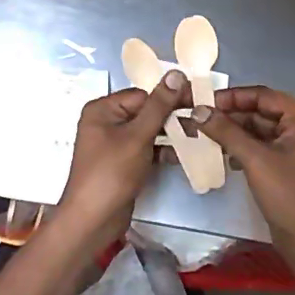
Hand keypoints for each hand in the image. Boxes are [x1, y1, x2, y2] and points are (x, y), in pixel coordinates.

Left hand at [53, 71, 188, 250]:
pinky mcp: (122, 162)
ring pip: (147, 131)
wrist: (93, 220)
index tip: (198, 101)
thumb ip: (159, 105)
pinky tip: (185, 154)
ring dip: (170, 134)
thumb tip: (176, 73)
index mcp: (102, 109)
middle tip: (202, 120)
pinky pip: (145, 149)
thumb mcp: (138, 136)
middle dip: (171, 117)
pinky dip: (161, 151)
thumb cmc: (112, 173)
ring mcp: (113, 144)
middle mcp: (105, 122)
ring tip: (199, 136)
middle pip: (145, 112)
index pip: (142, 95)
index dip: (169, 98)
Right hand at [192, 86, 294, 278]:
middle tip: (198, 117)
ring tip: (203, 134)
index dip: (234, 97)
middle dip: (231, 115)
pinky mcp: (288, 170)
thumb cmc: (291, 198)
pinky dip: (242, 149)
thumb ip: (226, 132)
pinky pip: (262, 149)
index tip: (204, 100)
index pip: (265, 96)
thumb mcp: (256, 161)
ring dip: (233, 133)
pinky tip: (221, 154)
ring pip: (260, 132)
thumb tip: (197, 111)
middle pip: (262, 113)